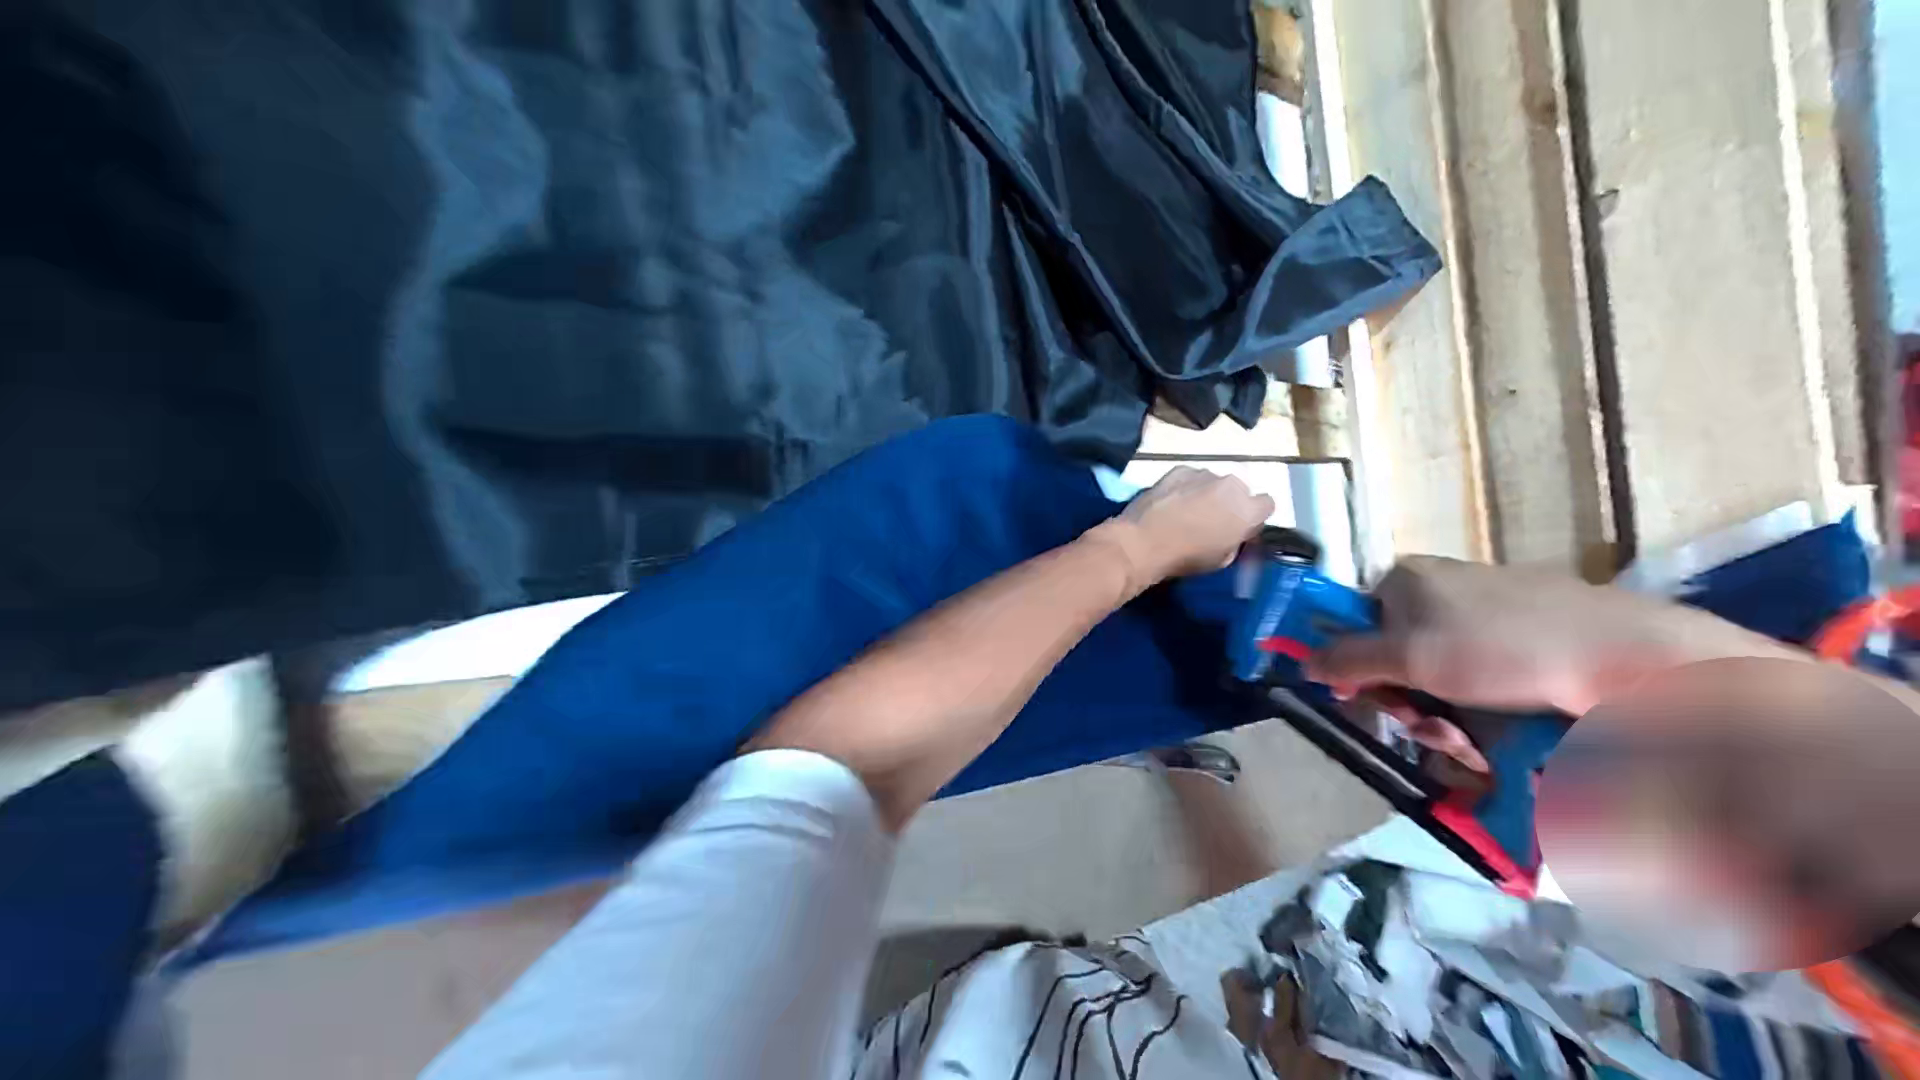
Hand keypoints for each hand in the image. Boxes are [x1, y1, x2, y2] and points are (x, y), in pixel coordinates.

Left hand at [1095, 466, 1273, 590]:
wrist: (1144, 541)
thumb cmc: (1186, 557)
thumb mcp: (1223, 559)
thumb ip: (1237, 540)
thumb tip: (1235, 533)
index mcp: (1248, 509)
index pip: (1266, 504)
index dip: (1253, 516)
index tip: (1239, 526)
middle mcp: (1232, 485)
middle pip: (1240, 490)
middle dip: (1230, 502)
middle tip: (1211, 519)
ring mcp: (1204, 473)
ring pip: (1214, 481)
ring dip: (1207, 492)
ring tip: (1186, 510)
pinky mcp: (1179, 469)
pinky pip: (1191, 477)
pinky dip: (1185, 485)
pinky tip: (1171, 500)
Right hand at [1302, 556, 1795, 714]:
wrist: (1629, 656)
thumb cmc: (1502, 648)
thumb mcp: (1410, 658)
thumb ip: (1347, 660)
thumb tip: (1302, 662)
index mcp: (1403, 579)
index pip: (1352, 622)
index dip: (1355, 666)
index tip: (1370, 701)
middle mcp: (1438, 588)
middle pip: (1393, 654)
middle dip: (1405, 701)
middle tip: (1428, 729)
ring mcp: (1484, 611)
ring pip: (1436, 673)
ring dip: (1440, 716)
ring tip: (1467, 742)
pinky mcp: (1525, 636)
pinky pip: (1478, 676)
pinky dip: (1477, 708)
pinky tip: (1493, 733)